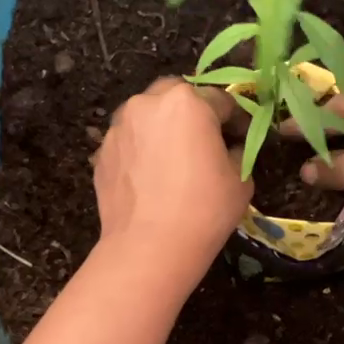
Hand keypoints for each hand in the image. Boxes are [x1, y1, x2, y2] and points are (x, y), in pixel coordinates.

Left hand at [94, 77, 251, 267]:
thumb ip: (237, 152)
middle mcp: (148, 103)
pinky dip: (141, 151)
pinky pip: (129, 142)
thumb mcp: (240, 180)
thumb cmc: (203, 210)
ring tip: (172, 160)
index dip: (236, 119)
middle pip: (176, 96)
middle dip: (193, 113)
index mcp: (187, 102)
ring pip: (147, 116)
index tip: (242, 138)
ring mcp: (119, 127)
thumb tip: (228, 148)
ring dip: (163, 129)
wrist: (149, 247)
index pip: (221, 100)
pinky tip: (150, 179)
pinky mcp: (102, 152)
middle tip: (204, 142)